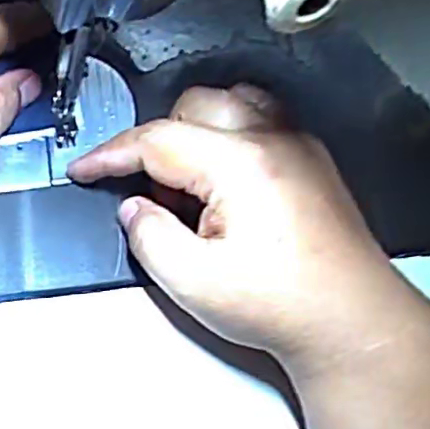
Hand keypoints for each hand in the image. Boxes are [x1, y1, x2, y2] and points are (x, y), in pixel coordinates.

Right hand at [67, 84, 429, 373]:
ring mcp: (296, 148)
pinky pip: (256, 127)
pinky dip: (223, 146)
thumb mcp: (191, 282)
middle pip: (192, 108)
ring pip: (227, 108)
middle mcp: (274, 140)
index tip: (85, 169)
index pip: (158, 139)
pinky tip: (218, 195)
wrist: (344, 321)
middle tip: (140, 197)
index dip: (111, 155)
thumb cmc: (283, 305)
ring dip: (191, 139)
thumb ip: (149, 238)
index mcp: (241, 164)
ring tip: (182, 197)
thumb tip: (133, 212)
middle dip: (153, 145)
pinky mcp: (307, 165)